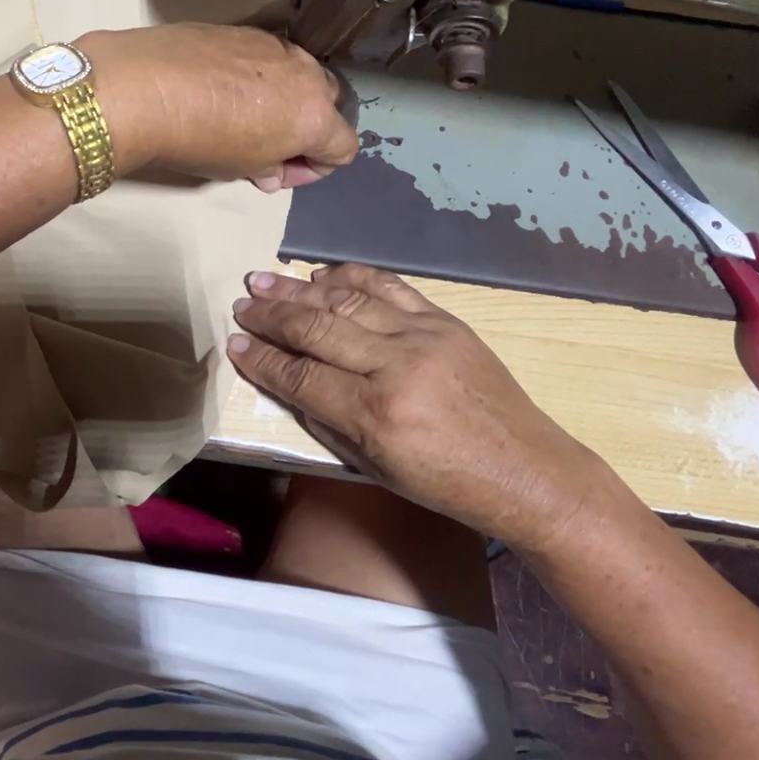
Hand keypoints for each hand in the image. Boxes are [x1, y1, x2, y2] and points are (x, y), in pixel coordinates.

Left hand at [77, 24, 358, 190]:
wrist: (145, 87)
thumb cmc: (199, 140)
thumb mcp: (239, 168)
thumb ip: (268, 167)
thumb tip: (271, 170)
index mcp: (314, 116)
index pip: (343, 147)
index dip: (314, 169)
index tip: (279, 174)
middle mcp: (306, 74)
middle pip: (327, 104)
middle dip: (305, 127)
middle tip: (266, 146)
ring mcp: (276, 45)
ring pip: (298, 74)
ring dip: (283, 98)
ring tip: (242, 116)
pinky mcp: (245, 28)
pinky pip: (267, 56)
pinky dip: (257, 75)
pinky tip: (220, 88)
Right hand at [226, 263, 620, 552]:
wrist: (525, 470)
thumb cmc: (443, 484)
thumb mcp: (373, 468)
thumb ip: (324, 420)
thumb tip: (285, 379)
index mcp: (376, 416)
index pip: (301, 377)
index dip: (261, 359)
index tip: (233, 342)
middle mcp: (396, 368)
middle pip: (317, 331)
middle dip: (271, 316)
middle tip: (241, 303)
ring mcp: (423, 338)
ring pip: (346, 302)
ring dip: (299, 290)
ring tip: (264, 280)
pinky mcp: (445, 321)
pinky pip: (389, 288)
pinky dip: (350, 277)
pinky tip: (320, 274)